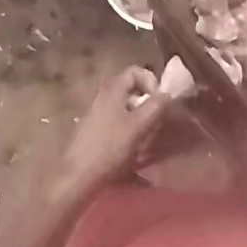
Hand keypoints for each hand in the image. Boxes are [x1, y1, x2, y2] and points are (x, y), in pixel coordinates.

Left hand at [60, 66, 173, 187]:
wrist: (78, 176)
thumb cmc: (109, 148)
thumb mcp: (138, 126)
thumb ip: (155, 106)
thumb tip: (168, 93)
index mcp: (112, 90)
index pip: (135, 71)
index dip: (151, 81)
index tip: (160, 102)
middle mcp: (103, 97)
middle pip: (131, 89)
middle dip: (148, 102)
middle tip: (157, 119)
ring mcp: (97, 114)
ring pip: (126, 107)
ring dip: (141, 117)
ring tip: (148, 136)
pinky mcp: (96, 131)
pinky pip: (118, 122)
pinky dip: (130, 130)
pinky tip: (135, 149)